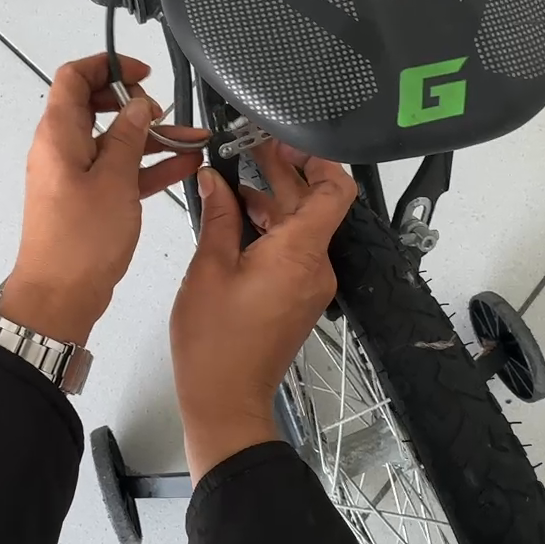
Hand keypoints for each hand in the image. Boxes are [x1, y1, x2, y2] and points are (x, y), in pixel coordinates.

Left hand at [0, 53, 206, 345]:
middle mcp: (64, 148)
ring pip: (116, 141)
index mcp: (59, 134)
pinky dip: (148, 166)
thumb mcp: (114, 181)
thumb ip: (129, 137)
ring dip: (152, 137)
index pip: (74, 78)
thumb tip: (138, 103)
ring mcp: (76, 174)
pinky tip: (185, 166)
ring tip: (195, 138)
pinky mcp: (89, 198)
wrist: (59, 298)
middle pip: (97, 106)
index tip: (142, 73)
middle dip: (134, 103)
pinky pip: (120, 170)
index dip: (107, 66)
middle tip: (163, 111)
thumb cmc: (82, 237)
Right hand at [171, 143, 354, 478]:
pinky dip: (269, 227)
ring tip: (234, 177)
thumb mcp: (209, 268)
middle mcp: (315, 267)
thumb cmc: (215, 343)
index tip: (285, 142)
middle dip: (282, 172)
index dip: (316, 160)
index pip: (335, 192)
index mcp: (299, 254)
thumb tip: (214, 180)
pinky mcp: (297, 296)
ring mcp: (309, 284)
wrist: (226, 401)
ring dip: (272, 199)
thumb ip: (217, 216)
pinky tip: (236, 215)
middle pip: (312, 204)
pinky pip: (292, 249)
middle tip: (251, 145)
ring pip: (300, 226)